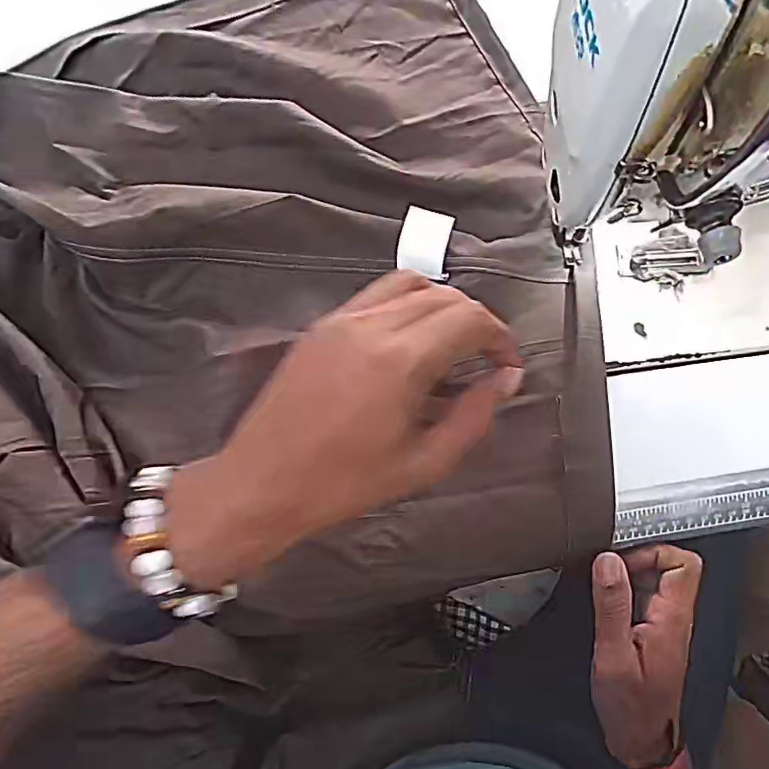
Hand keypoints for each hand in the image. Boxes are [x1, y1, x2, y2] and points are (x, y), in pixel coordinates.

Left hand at [169, 271, 522, 588]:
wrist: (262, 483)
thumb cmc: (342, 483)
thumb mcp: (423, 464)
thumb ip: (473, 418)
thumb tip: (503, 382)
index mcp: (399, 360)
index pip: (469, 318)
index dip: (500, 338)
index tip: (506, 366)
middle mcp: (370, 325)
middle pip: (445, 296)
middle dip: (477, 322)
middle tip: (486, 361)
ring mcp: (341, 320)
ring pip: (410, 285)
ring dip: (442, 307)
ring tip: (451, 348)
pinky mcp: (321, 327)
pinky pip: (376, 296)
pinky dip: (406, 307)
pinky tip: (409, 347)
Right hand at [591, 545, 701, 768]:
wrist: (642, 745)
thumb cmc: (630, 709)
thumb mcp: (613, 656)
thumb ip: (612, 606)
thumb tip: (608, 561)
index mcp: (673, 620)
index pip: (685, 563)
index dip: (653, 552)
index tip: (621, 563)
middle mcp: (676, 619)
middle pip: (671, 568)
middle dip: (637, 560)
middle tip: (606, 572)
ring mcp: (668, 628)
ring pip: (658, 583)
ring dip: (630, 576)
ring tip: (601, 587)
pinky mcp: (656, 637)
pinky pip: (646, 600)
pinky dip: (626, 594)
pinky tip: (605, 606)